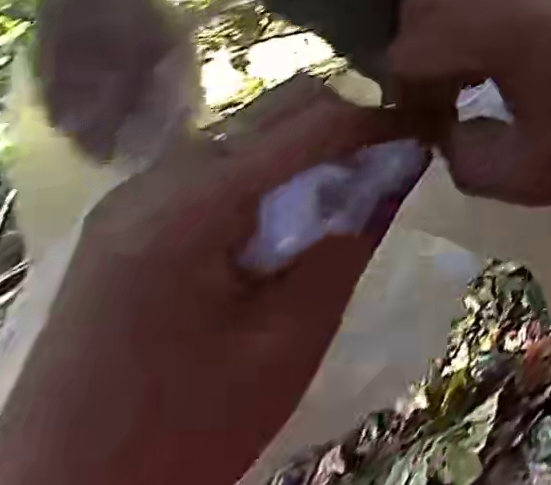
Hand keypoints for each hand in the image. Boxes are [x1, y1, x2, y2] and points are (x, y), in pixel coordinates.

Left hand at [0, 79, 421, 484]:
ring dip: (304, 145)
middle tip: (391, 156)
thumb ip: (347, 246)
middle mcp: (155, 177)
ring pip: (246, 130)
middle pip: (272, 111)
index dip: (374, 120)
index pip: (305, 126)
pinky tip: (286, 211)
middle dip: (342, 123)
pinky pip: (215, 162)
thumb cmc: (181, 438)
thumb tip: (400, 171)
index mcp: (188, 208)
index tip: (424, 127)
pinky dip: (266, 169)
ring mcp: (133, 190)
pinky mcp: (127, 213)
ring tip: (346, 184)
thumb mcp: (285, 345)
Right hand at [388, 0, 550, 203]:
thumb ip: (470, 166)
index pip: (405, 56)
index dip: (407, 102)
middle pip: (418, 12)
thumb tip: (450, 138)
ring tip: (476, 80)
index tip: (438, 135)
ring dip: (446, 35)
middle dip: (418, 62)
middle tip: (448, 105)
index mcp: (481, 27)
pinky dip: (478, 17)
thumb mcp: (537, 172)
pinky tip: (515, 55)